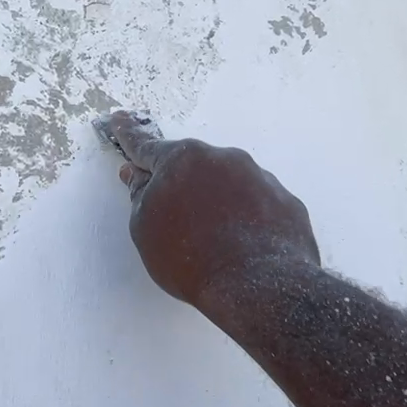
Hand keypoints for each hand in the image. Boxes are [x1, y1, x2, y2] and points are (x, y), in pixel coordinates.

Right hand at [104, 111, 319, 314]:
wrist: (256, 286)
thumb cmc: (188, 257)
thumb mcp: (145, 228)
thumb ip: (139, 196)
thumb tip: (137, 176)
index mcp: (183, 160)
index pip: (146, 146)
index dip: (129, 135)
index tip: (120, 120)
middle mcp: (224, 158)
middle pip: (192, 166)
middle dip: (180, 184)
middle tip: (172, 217)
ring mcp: (260, 177)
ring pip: (227, 184)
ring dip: (215, 203)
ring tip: (211, 242)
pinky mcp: (286, 202)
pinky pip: (256, 204)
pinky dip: (244, 218)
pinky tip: (239, 246)